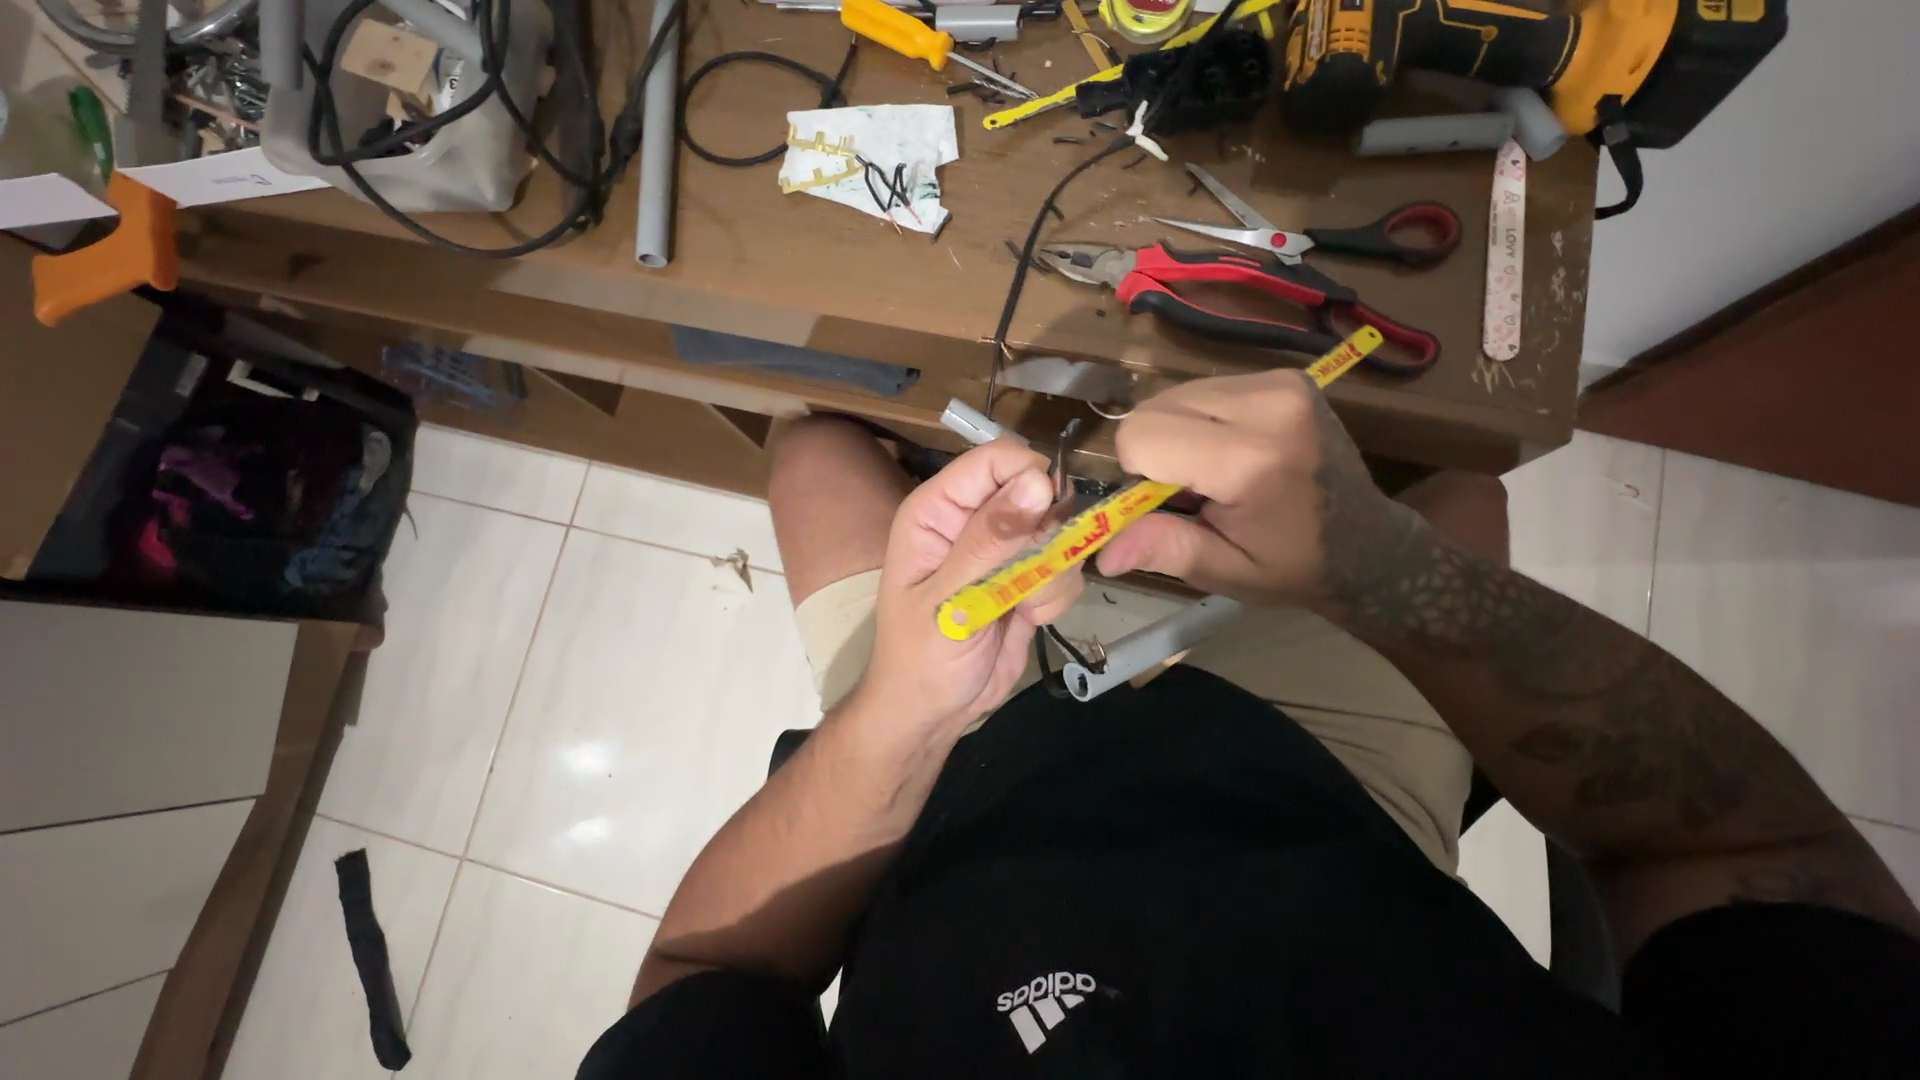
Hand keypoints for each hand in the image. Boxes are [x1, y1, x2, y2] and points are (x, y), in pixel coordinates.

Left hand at [853, 439, 1083, 732]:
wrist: (933, 712)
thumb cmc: (921, 656)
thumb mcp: (950, 600)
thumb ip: (991, 541)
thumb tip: (1038, 482)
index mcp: (938, 510)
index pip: (994, 461)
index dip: (1029, 478)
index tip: (1047, 519)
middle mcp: (973, 520)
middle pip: (1038, 493)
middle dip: (1046, 537)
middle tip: (1028, 578)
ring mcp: (1005, 549)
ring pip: (1060, 533)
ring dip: (1052, 573)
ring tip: (1020, 607)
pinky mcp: (1030, 578)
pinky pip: (1066, 568)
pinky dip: (1056, 597)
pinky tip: (1028, 619)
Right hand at [1094, 370, 1420, 607]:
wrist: (1368, 543)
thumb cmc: (1292, 565)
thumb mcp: (1227, 571)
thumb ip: (1165, 549)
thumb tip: (1101, 553)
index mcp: (1251, 461)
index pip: (1142, 435)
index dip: (1137, 472)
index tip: (1168, 503)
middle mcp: (1267, 405)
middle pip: (1153, 409)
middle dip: (1155, 450)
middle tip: (1194, 491)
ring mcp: (1279, 383)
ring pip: (1174, 394)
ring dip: (1176, 432)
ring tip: (1215, 470)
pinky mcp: (1283, 375)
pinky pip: (1203, 388)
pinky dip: (1200, 419)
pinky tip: (1231, 449)